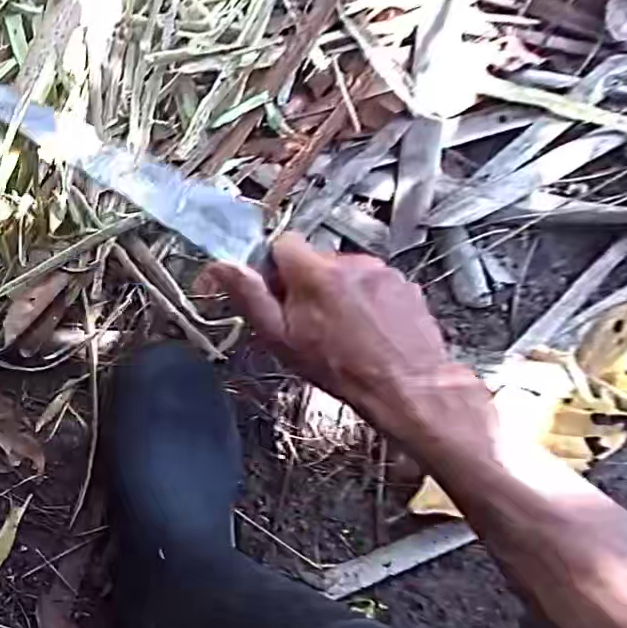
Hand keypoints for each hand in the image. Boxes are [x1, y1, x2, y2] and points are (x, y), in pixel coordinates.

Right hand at [203, 233, 487, 439]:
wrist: (404, 384)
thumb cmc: (337, 366)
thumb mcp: (277, 336)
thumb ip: (249, 296)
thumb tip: (222, 268)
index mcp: (315, 274)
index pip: (283, 243)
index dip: (271, 266)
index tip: (272, 290)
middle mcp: (352, 263)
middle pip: (312, 260)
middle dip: (301, 283)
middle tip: (299, 319)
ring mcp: (382, 272)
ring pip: (341, 271)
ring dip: (331, 291)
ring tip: (333, 326)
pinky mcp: (404, 284)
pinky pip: (368, 281)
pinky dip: (359, 298)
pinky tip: (358, 326)